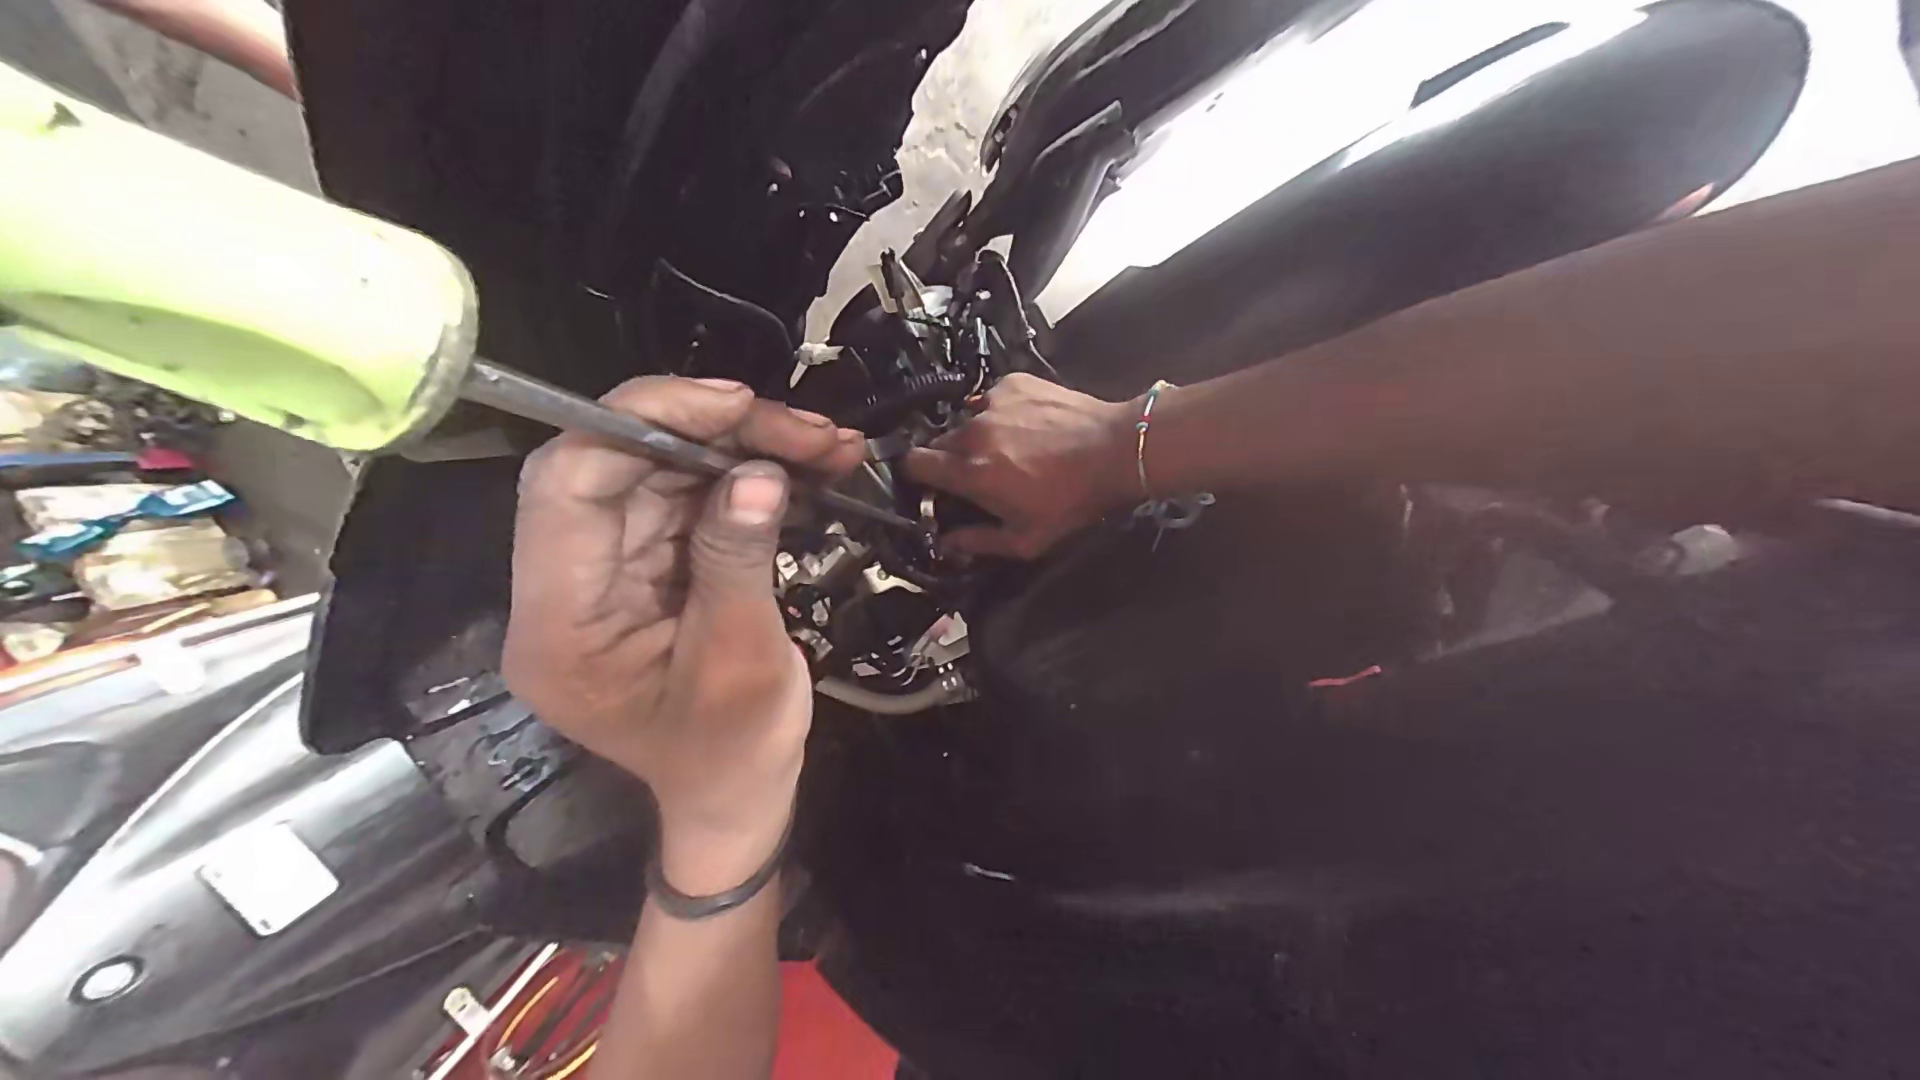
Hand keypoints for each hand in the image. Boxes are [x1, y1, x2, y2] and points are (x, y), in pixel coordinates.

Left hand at [503, 376, 864, 891]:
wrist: (739, 794)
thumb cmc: (734, 754)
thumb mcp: (742, 662)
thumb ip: (739, 561)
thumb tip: (760, 472)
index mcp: (562, 623)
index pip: (568, 485)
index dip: (640, 422)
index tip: (735, 406)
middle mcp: (573, 583)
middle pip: (625, 465)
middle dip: (721, 434)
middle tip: (809, 430)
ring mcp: (616, 569)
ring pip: (669, 472)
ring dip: (750, 449)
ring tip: (829, 445)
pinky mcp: (657, 564)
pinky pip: (697, 498)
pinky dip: (755, 476)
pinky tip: (812, 467)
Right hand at [903, 373, 1138, 557]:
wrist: (1116, 450)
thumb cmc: (1072, 500)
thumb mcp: (1027, 538)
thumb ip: (978, 542)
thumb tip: (945, 544)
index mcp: (971, 472)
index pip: (913, 463)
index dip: (918, 476)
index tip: (933, 485)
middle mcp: (973, 432)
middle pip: (939, 443)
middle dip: (950, 460)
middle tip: (980, 472)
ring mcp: (992, 401)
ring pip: (965, 420)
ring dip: (976, 436)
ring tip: (1009, 447)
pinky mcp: (1013, 383)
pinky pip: (989, 399)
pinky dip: (998, 412)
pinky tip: (1025, 425)